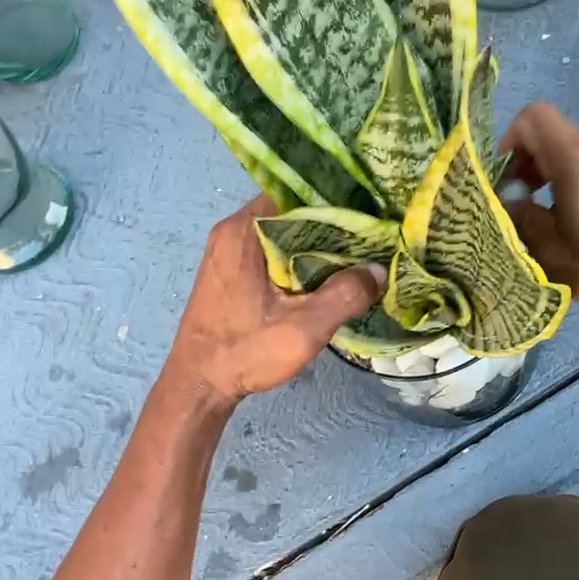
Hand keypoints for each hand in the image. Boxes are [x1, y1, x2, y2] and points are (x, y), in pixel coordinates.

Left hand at [162, 196, 384, 404]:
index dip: (337, 200)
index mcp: (245, 231)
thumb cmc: (246, 352)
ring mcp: (229, 250)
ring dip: (318, 243)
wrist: (199, 386)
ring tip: (357, 255)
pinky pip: (275, 250)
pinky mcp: (232, 271)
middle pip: (293, 211)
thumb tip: (379, 270)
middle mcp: (234, 231)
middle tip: (371, 237)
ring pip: (285, 232)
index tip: (370, 212)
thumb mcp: (305, 327)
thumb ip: (346, 295)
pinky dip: (301, 257)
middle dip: (332, 223)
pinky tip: (326, 275)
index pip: (298, 194)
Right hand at [500, 102, 578, 321]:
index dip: (511, 140)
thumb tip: (512, 205)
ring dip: (567, 179)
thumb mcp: (558, 259)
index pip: (533, 118)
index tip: (507, 178)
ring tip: (566, 223)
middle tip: (529, 206)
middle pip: (560, 139)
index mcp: (578, 156)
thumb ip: (526, 225)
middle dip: (536, 167)